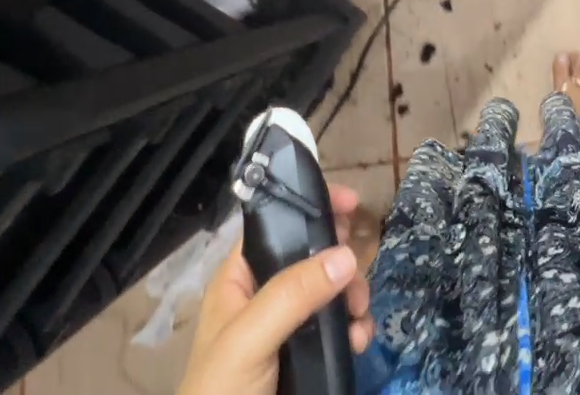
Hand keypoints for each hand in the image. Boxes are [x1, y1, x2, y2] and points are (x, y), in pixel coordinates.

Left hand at [177, 184, 374, 394]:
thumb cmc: (221, 394)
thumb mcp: (248, 340)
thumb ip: (293, 295)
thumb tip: (348, 254)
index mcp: (241, 280)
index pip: (278, 225)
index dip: (311, 208)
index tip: (352, 203)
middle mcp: (267, 296)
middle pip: (315, 254)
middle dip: (343, 260)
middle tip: (357, 275)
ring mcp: (290, 326)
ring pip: (334, 289)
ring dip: (354, 297)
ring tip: (358, 319)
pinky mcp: (310, 353)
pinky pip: (342, 325)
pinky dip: (356, 327)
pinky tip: (358, 342)